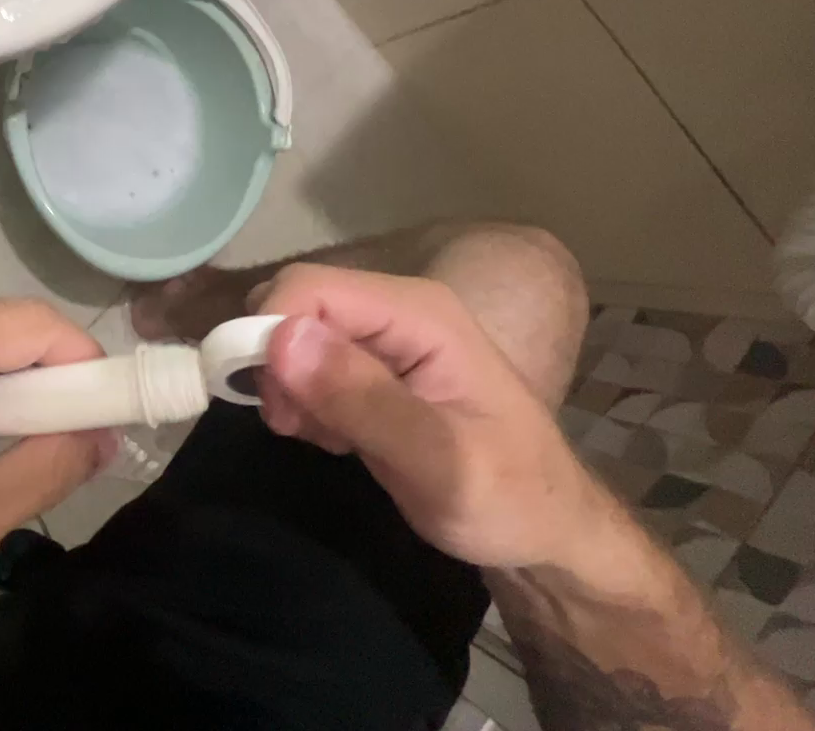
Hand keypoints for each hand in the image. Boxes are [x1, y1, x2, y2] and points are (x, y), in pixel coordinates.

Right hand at [251, 265, 613, 569]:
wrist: (545, 529)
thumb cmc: (510, 499)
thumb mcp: (442, 463)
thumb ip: (364, 400)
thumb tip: (283, 339)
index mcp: (419, 313)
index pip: (310, 287)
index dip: (269, 332)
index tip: (274, 406)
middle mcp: (394, 309)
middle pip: (293, 302)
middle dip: (274, 363)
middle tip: (294, 425)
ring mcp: (381, 334)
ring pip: (290, 332)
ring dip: (287, 386)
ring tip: (326, 438)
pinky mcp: (368, 362)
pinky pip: (303, 361)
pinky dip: (300, 399)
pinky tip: (335, 435)